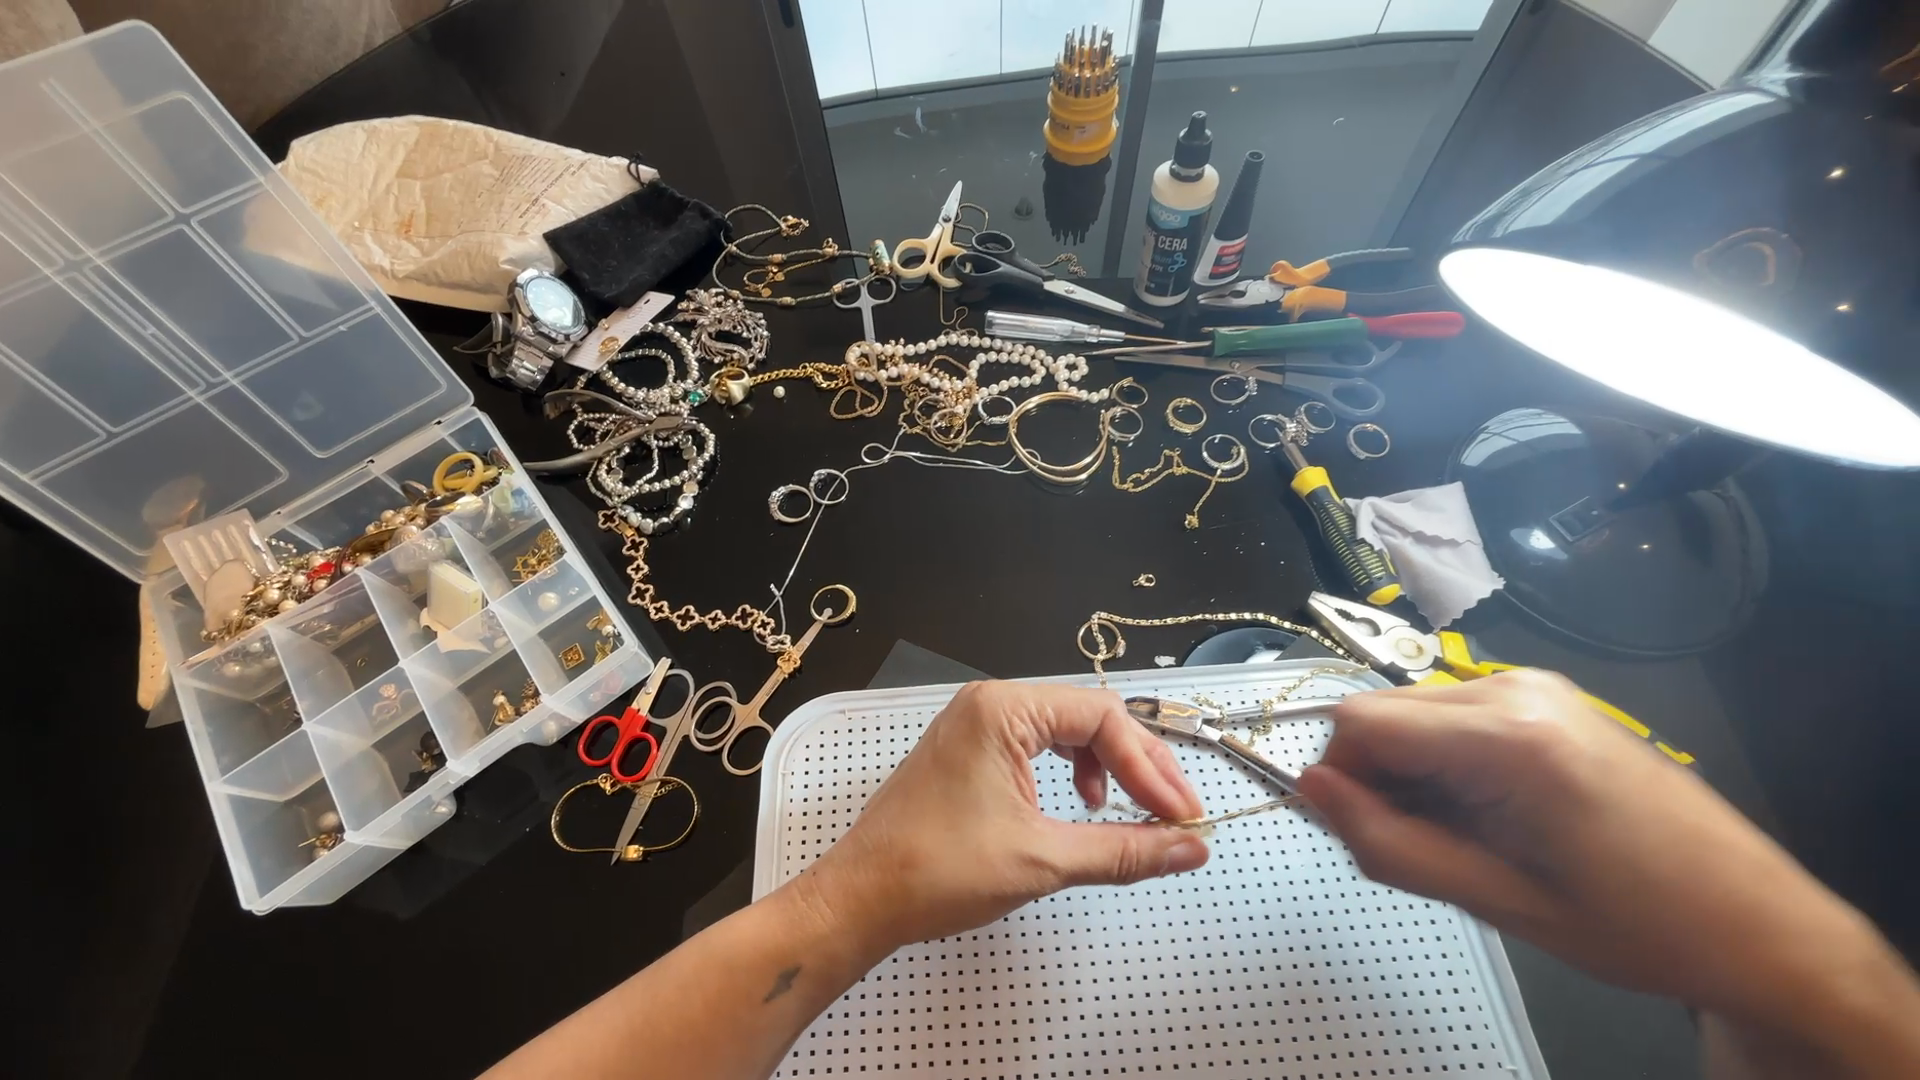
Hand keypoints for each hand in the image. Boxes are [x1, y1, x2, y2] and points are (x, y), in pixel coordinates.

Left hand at [801, 681, 1209, 952]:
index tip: (1181, 815)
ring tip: (1126, 810)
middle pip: (1087, 717)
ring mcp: (977, 724)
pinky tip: (1080, 804)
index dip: (1149, 766)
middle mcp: (990, 703)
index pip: (1101, 717)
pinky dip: (1071, 771)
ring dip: (1106, 766)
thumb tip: (1188, 848)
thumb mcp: (1042, 858)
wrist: (862, 897)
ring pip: (1065, 730)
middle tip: (1173, 813)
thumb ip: (1123, 849)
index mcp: (1004, 709)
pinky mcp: (971, 750)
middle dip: (1135, 764)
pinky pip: (1037, 745)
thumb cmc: (937, 870)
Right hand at [1297, 669, 1894, 1022]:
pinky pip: (1449, 712)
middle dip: (1375, 773)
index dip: (1340, 775)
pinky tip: (1484, 804)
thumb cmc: (1632, 926)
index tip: (1365, 830)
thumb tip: (1309, 788)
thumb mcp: (1494, 901)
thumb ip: (1386, 845)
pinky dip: (1439, 755)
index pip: (1360, 722)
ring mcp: (1534, 685)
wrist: (1763, 925)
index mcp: (1508, 737)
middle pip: (1381, 711)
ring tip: (1461, 828)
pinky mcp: (1545, 695)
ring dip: (1407, 766)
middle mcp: (1514, 689)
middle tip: (1419, 841)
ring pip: (1410, 710)